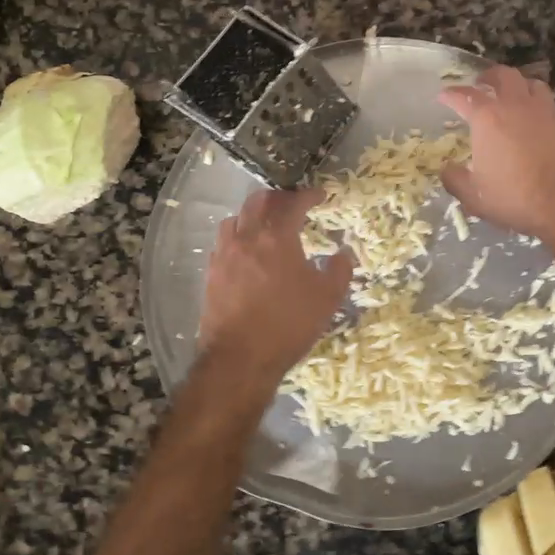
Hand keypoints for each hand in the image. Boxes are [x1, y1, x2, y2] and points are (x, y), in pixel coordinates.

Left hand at [201, 189, 353, 382]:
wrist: (240, 359)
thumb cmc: (289, 325)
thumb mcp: (328, 298)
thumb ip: (339, 269)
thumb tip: (343, 253)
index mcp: (277, 237)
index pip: (293, 203)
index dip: (308, 195)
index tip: (320, 195)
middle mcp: (247, 238)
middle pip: (258, 201)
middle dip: (278, 197)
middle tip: (292, 205)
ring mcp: (225, 255)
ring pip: (235, 218)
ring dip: (253, 214)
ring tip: (266, 225)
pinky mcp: (211, 274)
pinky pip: (223, 242)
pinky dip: (238, 236)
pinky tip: (247, 252)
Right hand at [439, 66, 554, 244]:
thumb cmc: (517, 198)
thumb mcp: (476, 197)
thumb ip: (455, 180)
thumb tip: (447, 169)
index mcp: (488, 118)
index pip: (464, 96)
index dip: (451, 94)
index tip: (444, 95)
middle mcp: (517, 106)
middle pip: (503, 75)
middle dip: (489, 76)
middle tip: (482, 84)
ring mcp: (547, 111)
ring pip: (532, 83)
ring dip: (519, 85)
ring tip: (514, 96)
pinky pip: (551, 106)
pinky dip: (540, 108)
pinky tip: (539, 123)